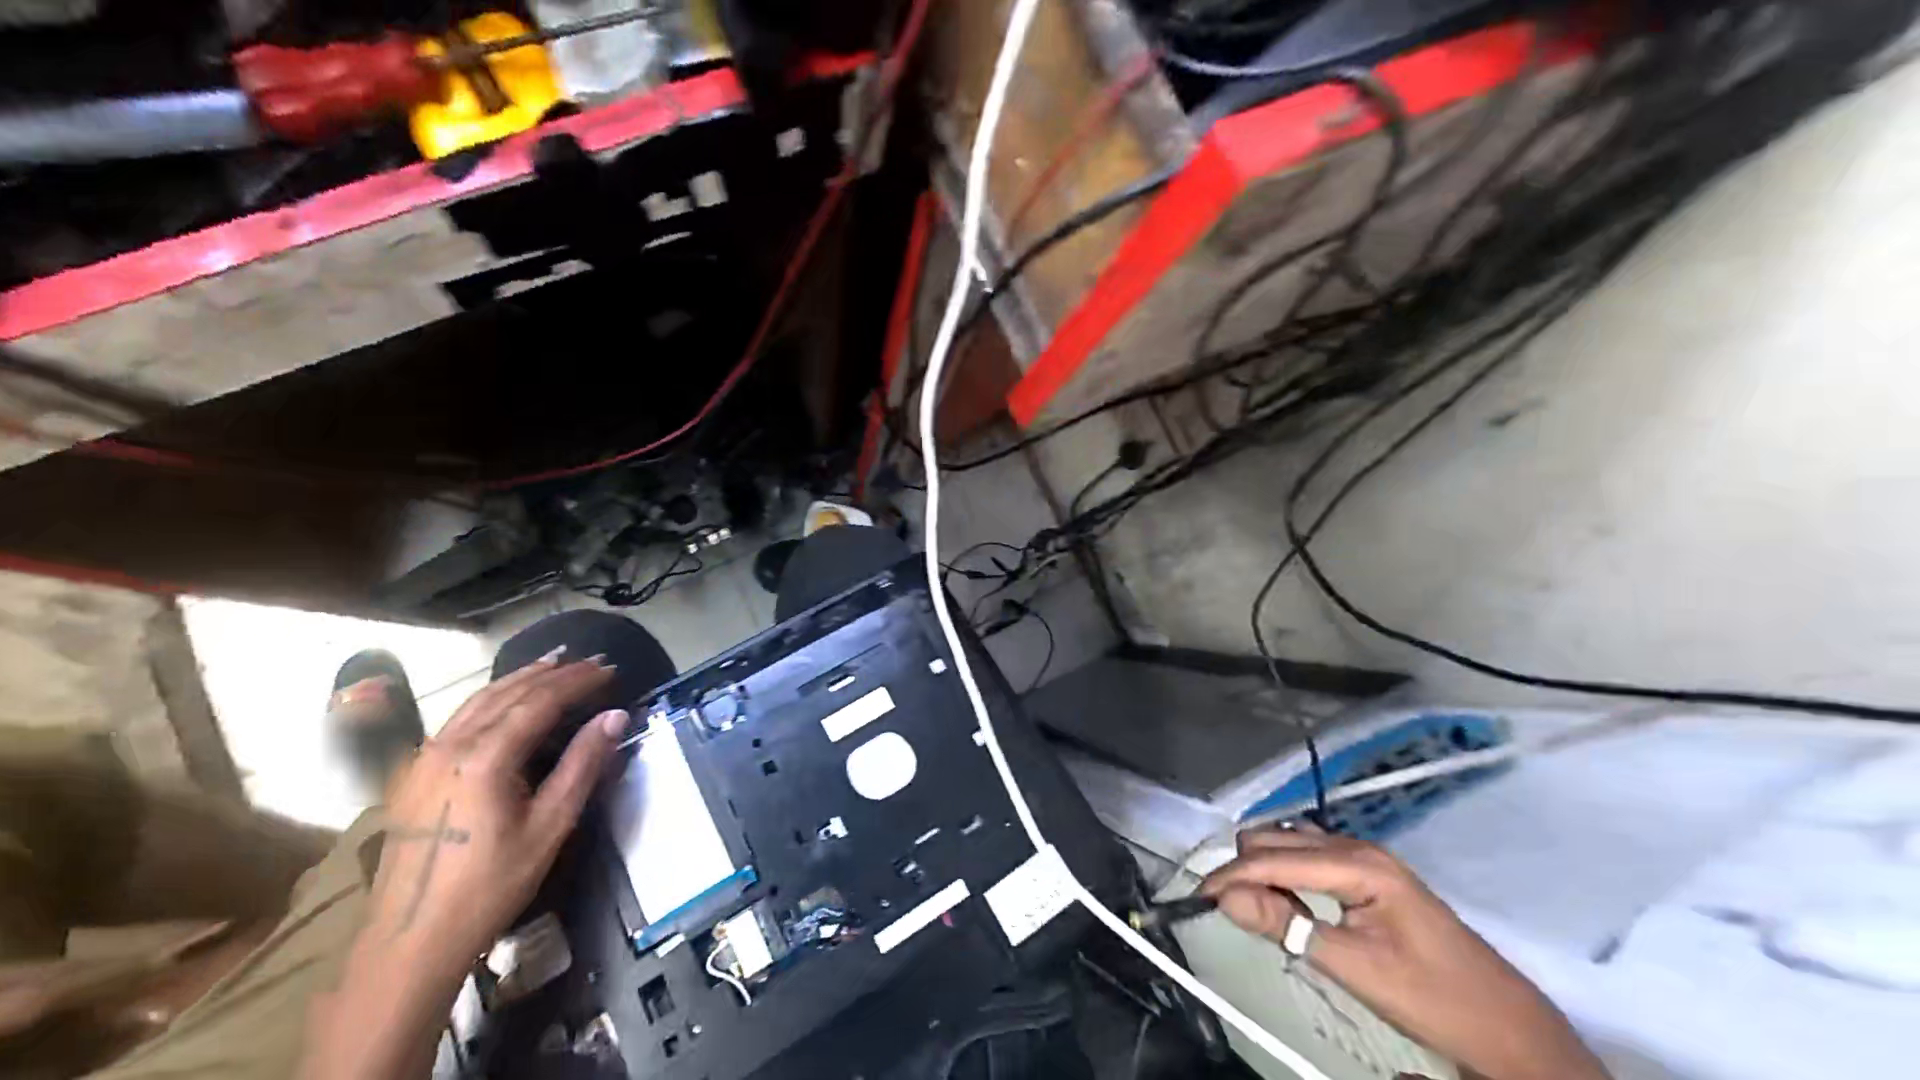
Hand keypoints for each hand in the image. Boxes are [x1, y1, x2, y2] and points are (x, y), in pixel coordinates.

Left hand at [363, 652, 623, 976]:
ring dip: (519, 679)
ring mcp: (424, 759)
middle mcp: (449, 746)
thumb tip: (615, 717)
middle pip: (508, 693)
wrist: (411, 940)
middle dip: (552, 672)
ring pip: (478, 701)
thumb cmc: (491, 885)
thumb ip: (583, 765)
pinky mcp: (414, 775)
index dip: (577, 681)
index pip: (540, 701)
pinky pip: (459, 719)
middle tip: (589, 660)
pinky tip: (506, 700)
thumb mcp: (550, 826)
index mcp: (484, 757)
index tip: (610, 669)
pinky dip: (492, 698)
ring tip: (552, 664)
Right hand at [1200, 825, 1608, 1079]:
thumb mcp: (1356, 967)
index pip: (1272, 859)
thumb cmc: (1434, 998)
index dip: (1231, 877)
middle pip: (1274, 839)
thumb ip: (1288, 927)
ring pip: (1287, 842)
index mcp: (1357, 863)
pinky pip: (1306, 854)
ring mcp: (1363, 856)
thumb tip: (1226, 899)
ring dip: (1261, 867)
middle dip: (1243, 870)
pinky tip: (1284, 900)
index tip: (1197, 899)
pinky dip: (1283, 870)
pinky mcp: (1367, 871)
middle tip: (1230, 912)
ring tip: (1253, 908)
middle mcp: (1356, 846)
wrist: (1509, 1025)